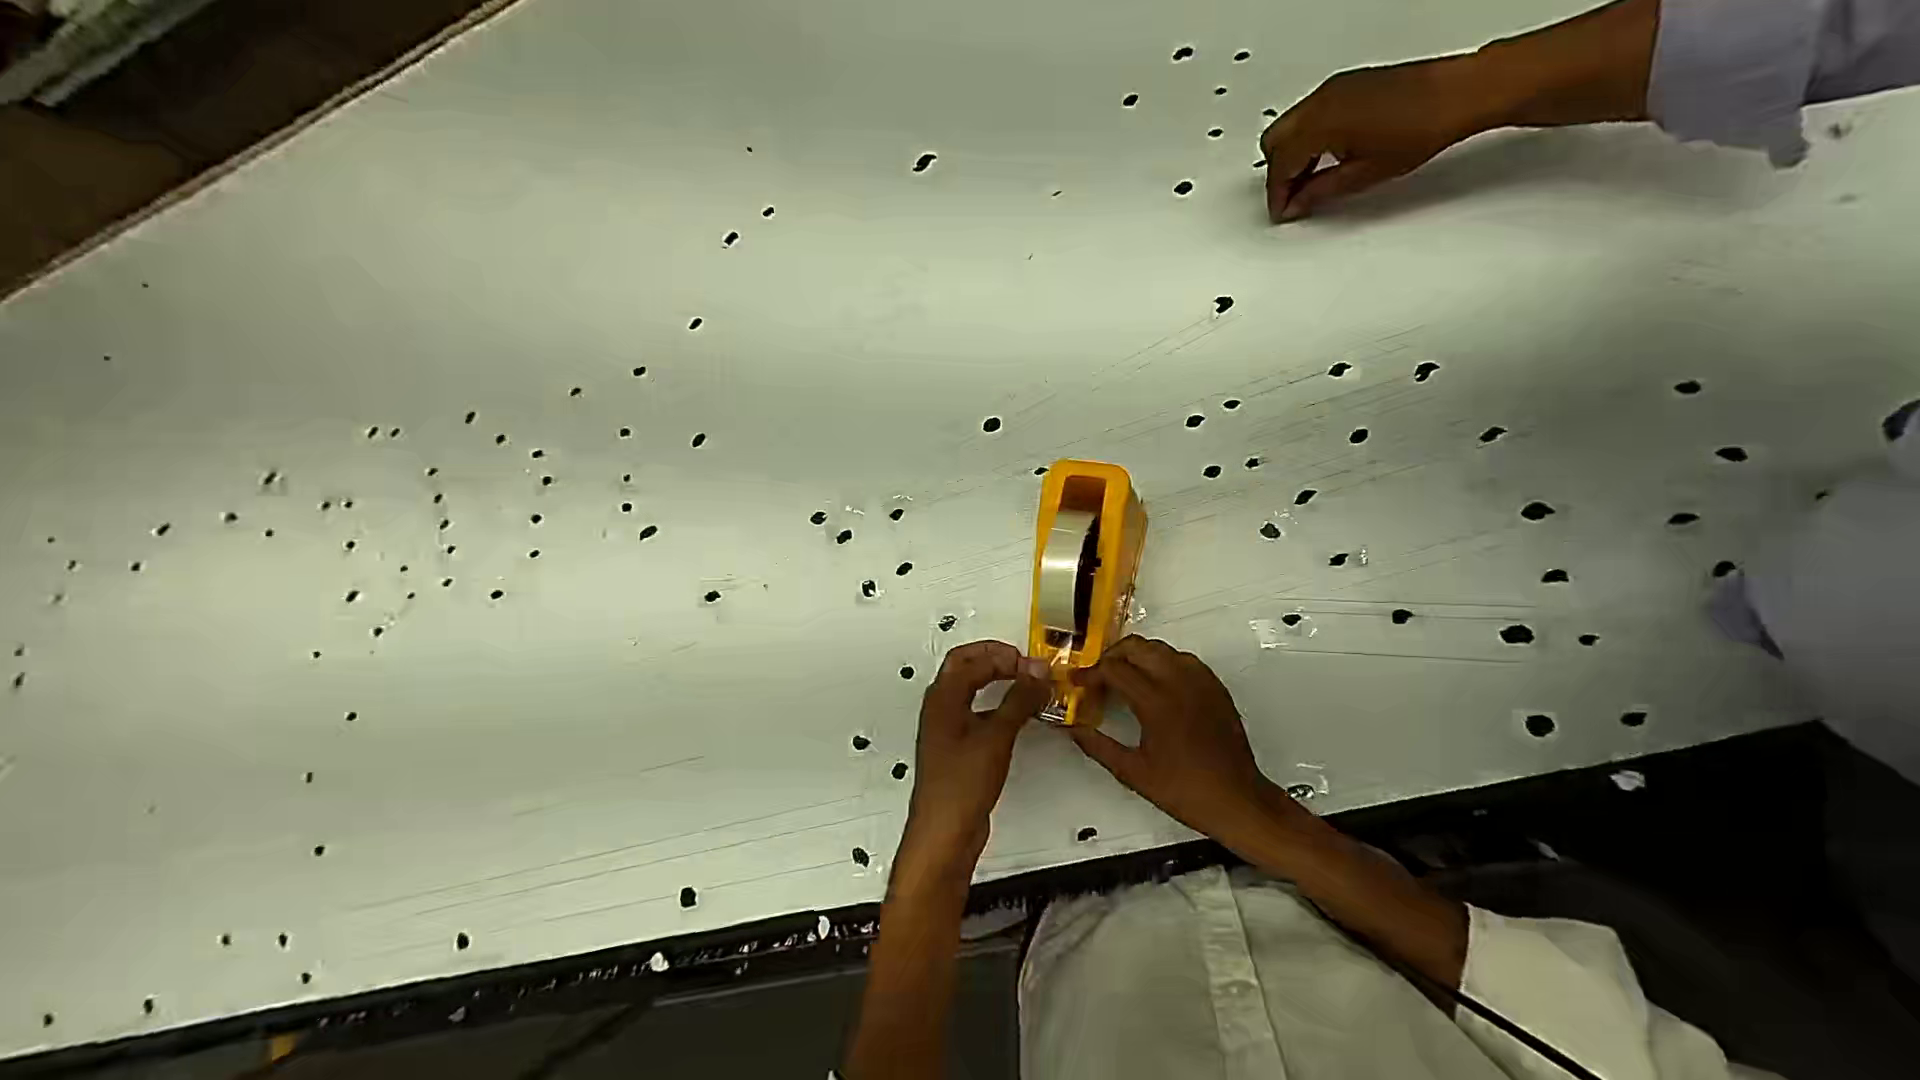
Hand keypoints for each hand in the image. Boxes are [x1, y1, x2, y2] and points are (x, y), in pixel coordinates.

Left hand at [899, 641, 1050, 873]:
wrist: (945, 830)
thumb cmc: (959, 787)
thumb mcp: (996, 736)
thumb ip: (1018, 700)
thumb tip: (1035, 673)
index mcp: (942, 698)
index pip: (972, 659)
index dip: (1003, 656)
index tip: (1031, 664)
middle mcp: (940, 708)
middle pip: (964, 666)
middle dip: (994, 658)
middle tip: (1023, 662)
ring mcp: (947, 728)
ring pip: (969, 688)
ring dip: (994, 679)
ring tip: (1022, 681)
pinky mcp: (957, 747)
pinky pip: (976, 711)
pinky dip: (996, 703)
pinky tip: (1013, 713)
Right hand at [1068, 636, 1296, 844]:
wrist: (1237, 800)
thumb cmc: (1187, 790)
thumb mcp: (1132, 772)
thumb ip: (1097, 746)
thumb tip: (1075, 730)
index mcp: (1156, 702)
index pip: (1114, 669)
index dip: (1090, 673)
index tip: (1079, 682)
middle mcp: (1179, 683)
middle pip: (1137, 647)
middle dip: (1111, 656)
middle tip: (1098, 675)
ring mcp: (1201, 682)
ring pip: (1161, 648)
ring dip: (1137, 656)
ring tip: (1124, 677)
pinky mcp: (1215, 687)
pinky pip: (1184, 660)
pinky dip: (1163, 662)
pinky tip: (1156, 683)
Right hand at [1261, 54, 1499, 222]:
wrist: (1460, 93)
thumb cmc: (1423, 125)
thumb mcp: (1361, 174)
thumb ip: (1319, 191)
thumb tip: (1297, 203)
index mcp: (1320, 123)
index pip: (1280, 165)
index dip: (1278, 195)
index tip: (1282, 211)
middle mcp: (1321, 101)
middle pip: (1274, 143)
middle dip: (1278, 173)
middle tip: (1290, 197)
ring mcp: (1333, 89)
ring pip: (1288, 127)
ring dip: (1290, 155)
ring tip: (1308, 180)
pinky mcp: (1346, 85)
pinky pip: (1307, 114)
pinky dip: (1305, 137)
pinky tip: (1322, 156)